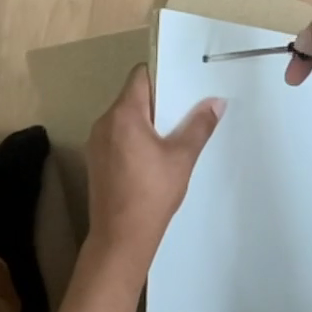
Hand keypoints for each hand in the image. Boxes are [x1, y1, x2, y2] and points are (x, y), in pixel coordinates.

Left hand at [85, 65, 224, 256]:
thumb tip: (216, 102)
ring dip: (147, 122)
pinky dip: (134, 138)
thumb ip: (199, 126)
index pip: (140, 76)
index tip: (183, 84)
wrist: (121, 236)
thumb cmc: (152, 193)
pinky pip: (117, 137)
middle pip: (132, 97)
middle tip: (186, 109)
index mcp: (123, 115)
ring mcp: (96, 142)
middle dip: (158, 101)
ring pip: (124, 119)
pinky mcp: (96, 161)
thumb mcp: (182, 158)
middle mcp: (104, 123)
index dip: (162, 75)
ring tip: (174, 134)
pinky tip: (154, 156)